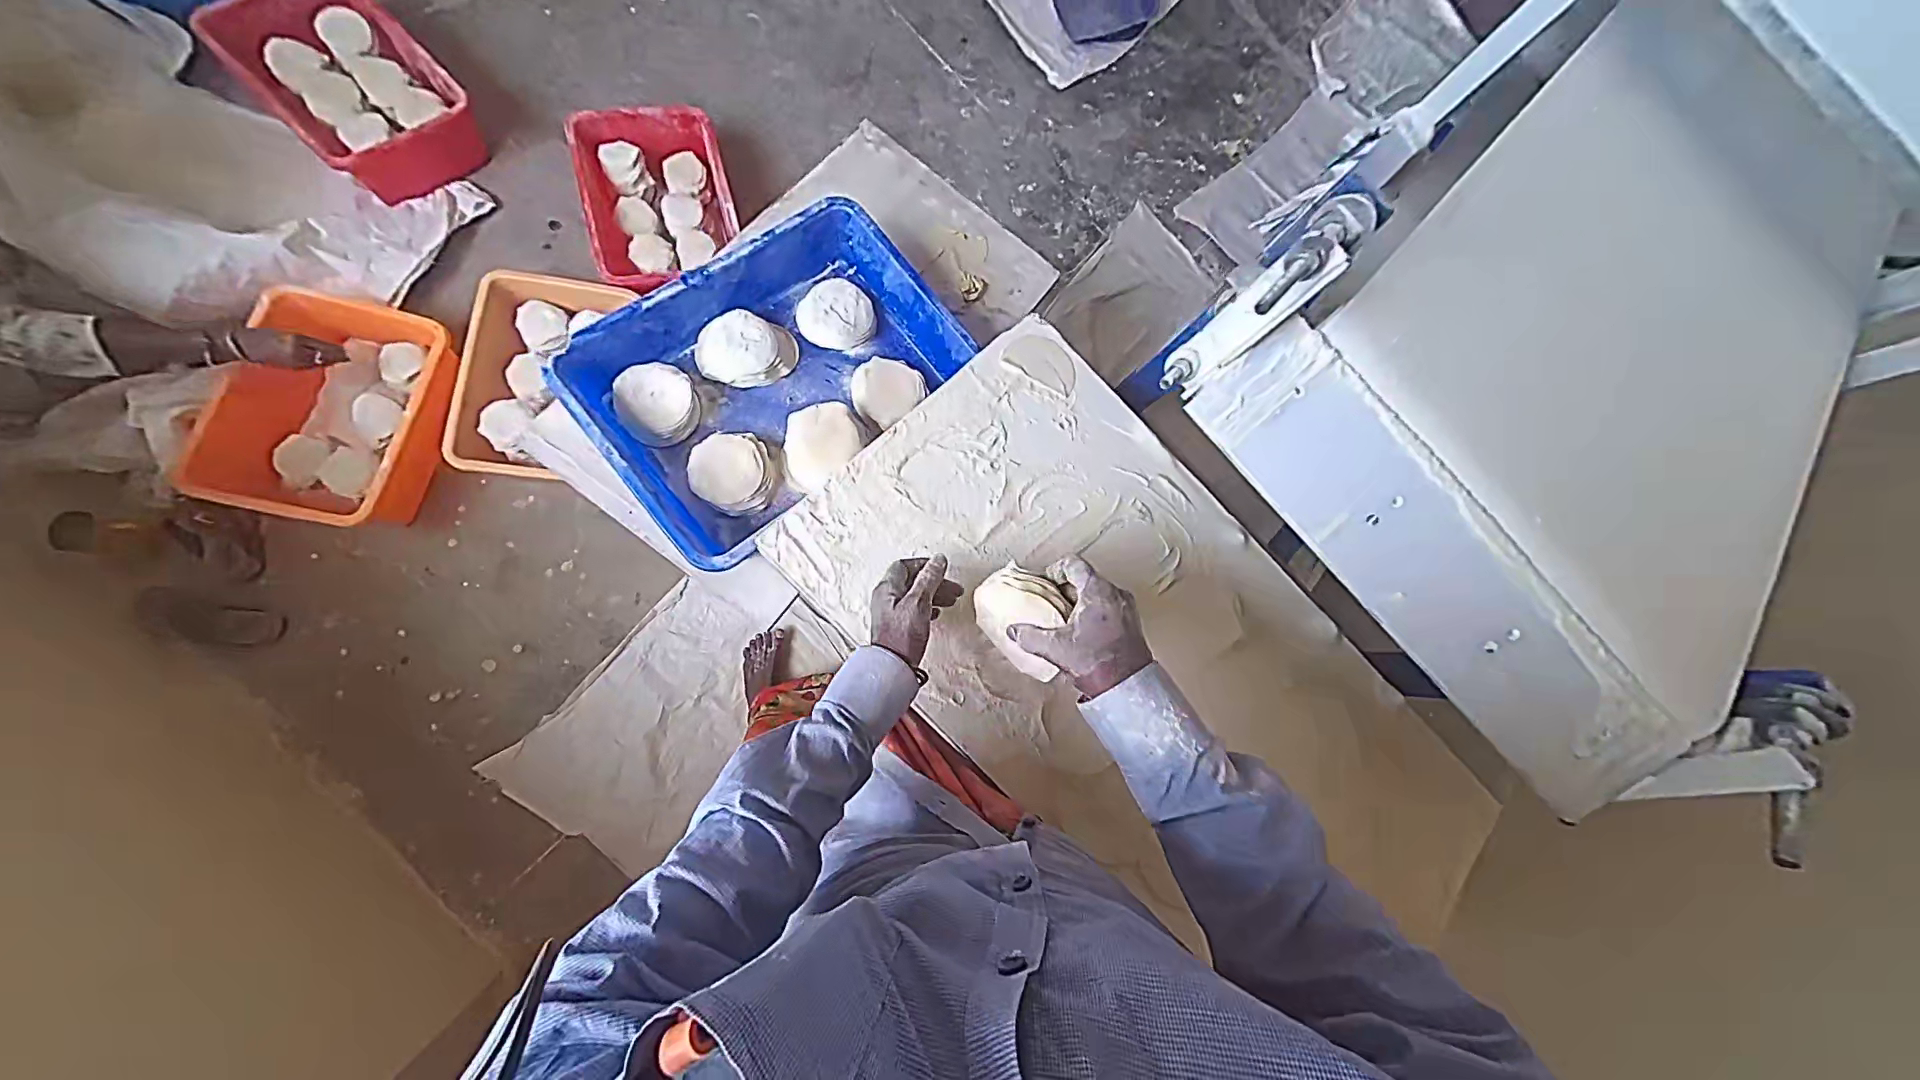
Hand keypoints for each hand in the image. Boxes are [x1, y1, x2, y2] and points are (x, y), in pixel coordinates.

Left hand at [870, 555, 960, 666]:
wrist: (893, 668)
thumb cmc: (901, 637)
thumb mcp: (919, 602)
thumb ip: (929, 579)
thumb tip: (937, 560)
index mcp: (887, 589)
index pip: (905, 566)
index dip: (924, 565)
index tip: (940, 568)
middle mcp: (886, 599)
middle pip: (912, 581)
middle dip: (934, 582)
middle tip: (952, 587)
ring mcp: (890, 613)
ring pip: (915, 596)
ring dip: (934, 594)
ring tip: (950, 600)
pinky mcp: (897, 627)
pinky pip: (914, 609)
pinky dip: (927, 607)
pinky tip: (935, 613)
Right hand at [1008, 555, 1153, 697]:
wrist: (1127, 685)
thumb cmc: (1096, 662)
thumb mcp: (1055, 648)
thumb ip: (1030, 637)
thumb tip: (1013, 631)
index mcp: (1097, 590)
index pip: (1073, 563)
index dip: (1055, 570)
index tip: (1047, 584)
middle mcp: (1115, 593)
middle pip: (1086, 577)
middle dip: (1067, 588)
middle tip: (1053, 602)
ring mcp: (1126, 607)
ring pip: (1099, 592)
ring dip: (1081, 600)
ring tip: (1067, 619)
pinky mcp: (1132, 622)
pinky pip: (1110, 606)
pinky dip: (1095, 611)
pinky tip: (1084, 632)